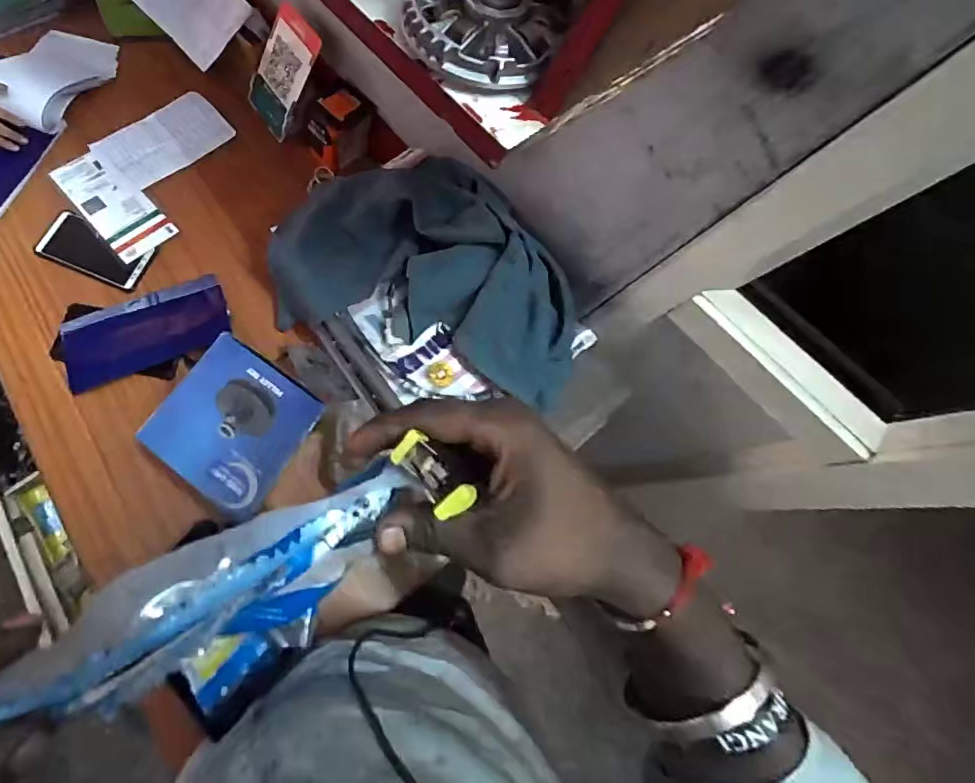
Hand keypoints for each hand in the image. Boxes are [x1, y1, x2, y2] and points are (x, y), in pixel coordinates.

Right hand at [344, 400, 684, 617]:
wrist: (624, 559)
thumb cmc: (559, 546)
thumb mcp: (488, 544)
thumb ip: (430, 529)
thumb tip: (378, 530)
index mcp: (499, 424)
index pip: (426, 415)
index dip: (383, 430)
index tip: (350, 451)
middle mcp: (503, 415)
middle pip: (435, 418)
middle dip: (397, 441)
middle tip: (362, 465)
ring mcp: (511, 430)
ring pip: (449, 434)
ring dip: (419, 457)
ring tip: (386, 478)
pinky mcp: (515, 449)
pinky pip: (467, 448)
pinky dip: (443, 467)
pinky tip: (427, 489)